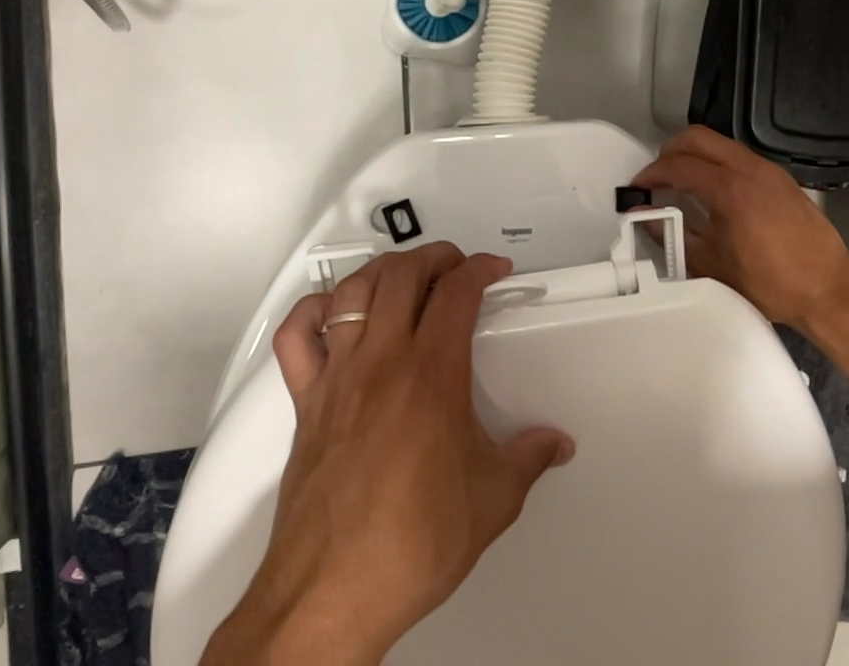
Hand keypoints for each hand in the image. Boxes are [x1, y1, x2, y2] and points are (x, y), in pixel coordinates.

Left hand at [202, 243, 574, 665]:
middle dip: (433, 257)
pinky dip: (313, 311)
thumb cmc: (409, 545)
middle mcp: (381, 365)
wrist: (333, 591)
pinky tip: (332, 310)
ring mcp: (337, 381)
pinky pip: (296, 338)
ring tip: (405, 273)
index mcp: (432, 377)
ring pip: (351, 292)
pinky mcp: (306, 405)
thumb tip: (552, 445)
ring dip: (382, 270)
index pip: (456, 292)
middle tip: (455, 264)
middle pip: (401, 275)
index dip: (479, 268)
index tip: (493, 269)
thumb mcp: (494, 498)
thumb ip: (528, 459)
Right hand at [632, 126, 848, 330]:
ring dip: (696, 155)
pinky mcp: (782, 179)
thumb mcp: (711, 265)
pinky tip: (713, 193)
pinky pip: (740, 157)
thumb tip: (646, 219)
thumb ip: (672, 236)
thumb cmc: (771, 283)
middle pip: (697, 138)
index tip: (638, 187)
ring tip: (681, 184)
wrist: (826, 288)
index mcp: (729, 188)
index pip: (678, 165)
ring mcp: (769, 171)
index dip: (651, 174)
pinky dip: (718, 164)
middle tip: (656, 177)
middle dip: (670, 152)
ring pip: (721, 144)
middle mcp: (750, 169)